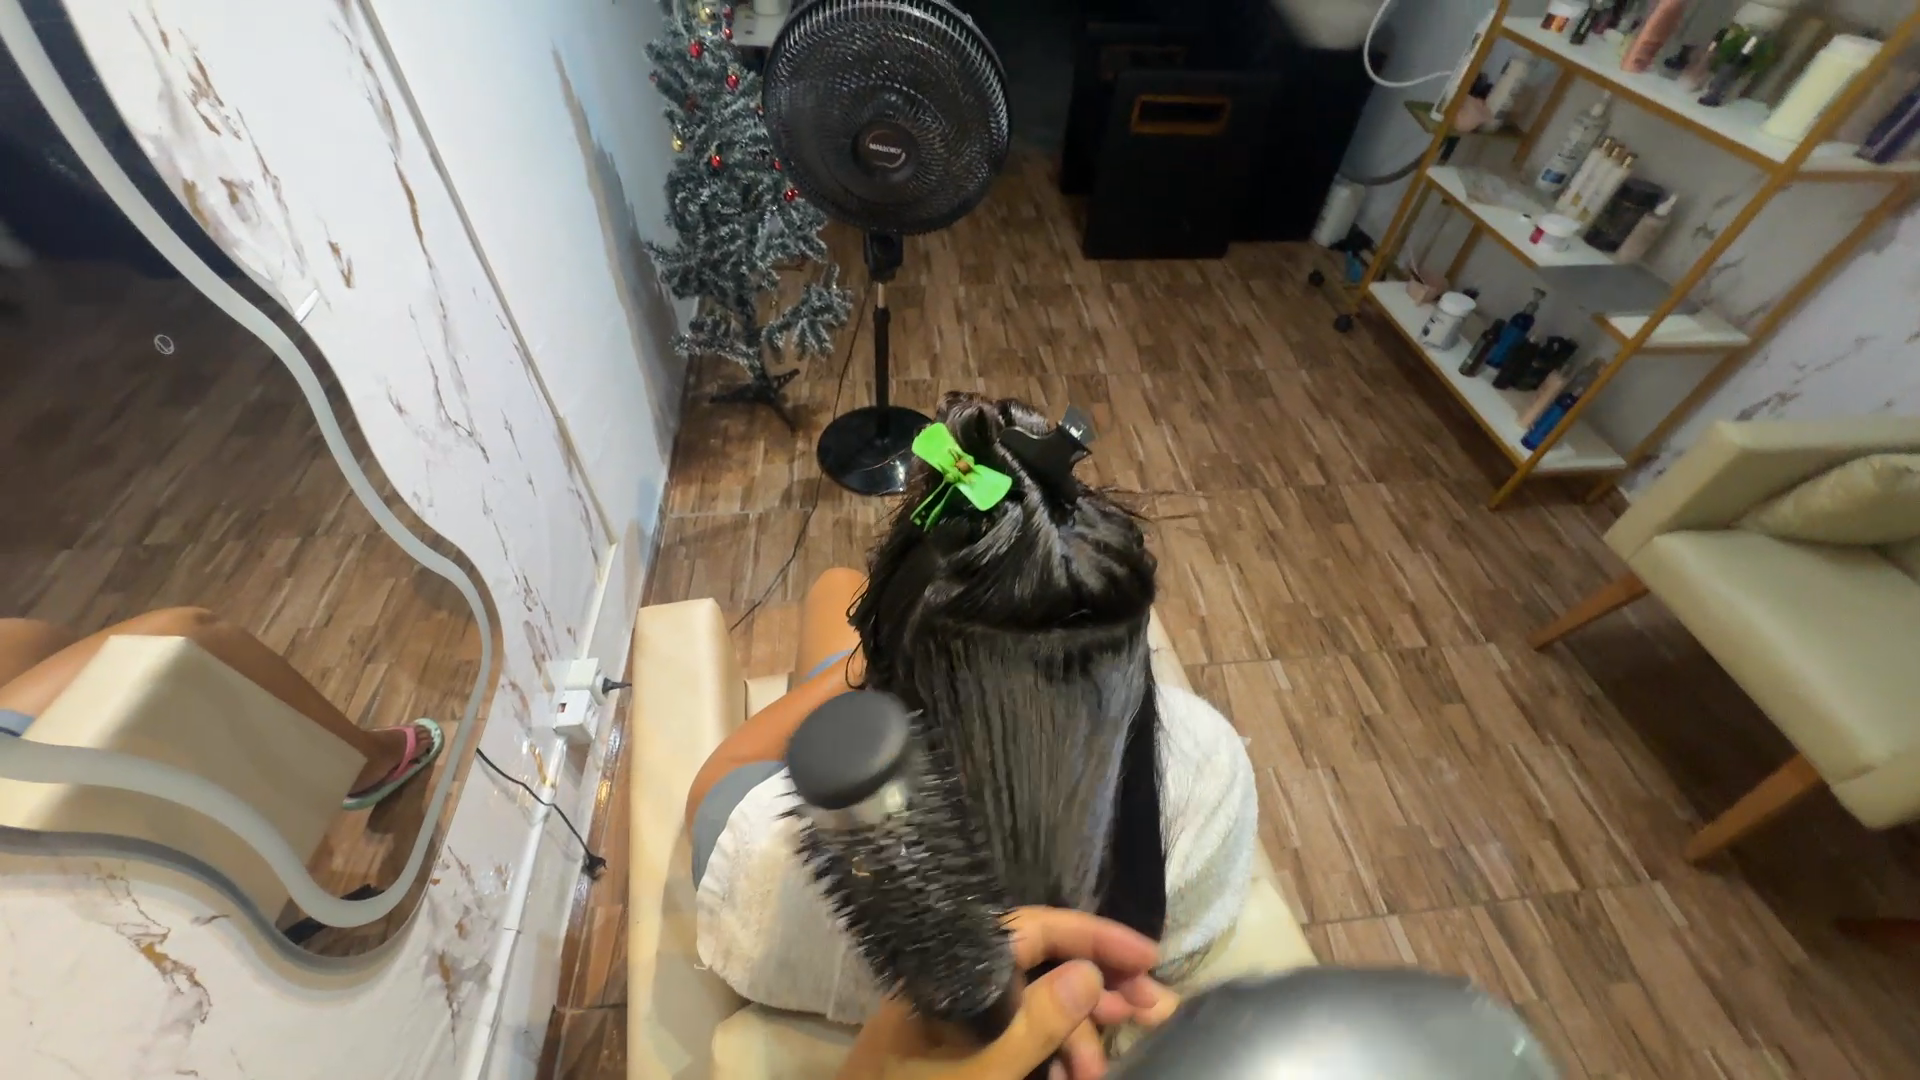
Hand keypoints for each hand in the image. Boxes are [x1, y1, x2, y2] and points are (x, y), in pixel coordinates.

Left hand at [835, 907, 1179, 1079]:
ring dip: (1078, 1036)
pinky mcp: (966, 1047)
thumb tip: (1089, 971)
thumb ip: (1038, 1021)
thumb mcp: (984, 1071)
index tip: (1148, 956)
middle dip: (1099, 987)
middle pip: (1045, 964)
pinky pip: (1021, 1037)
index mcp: (958, 965)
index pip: (1036, 928)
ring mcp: (964, 1014)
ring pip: (1038, 1006)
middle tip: (1155, 1011)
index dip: (1095, 936)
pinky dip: (1052, 1055)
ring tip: (1098, 1076)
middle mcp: (962, 977)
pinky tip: (1073, 1078)